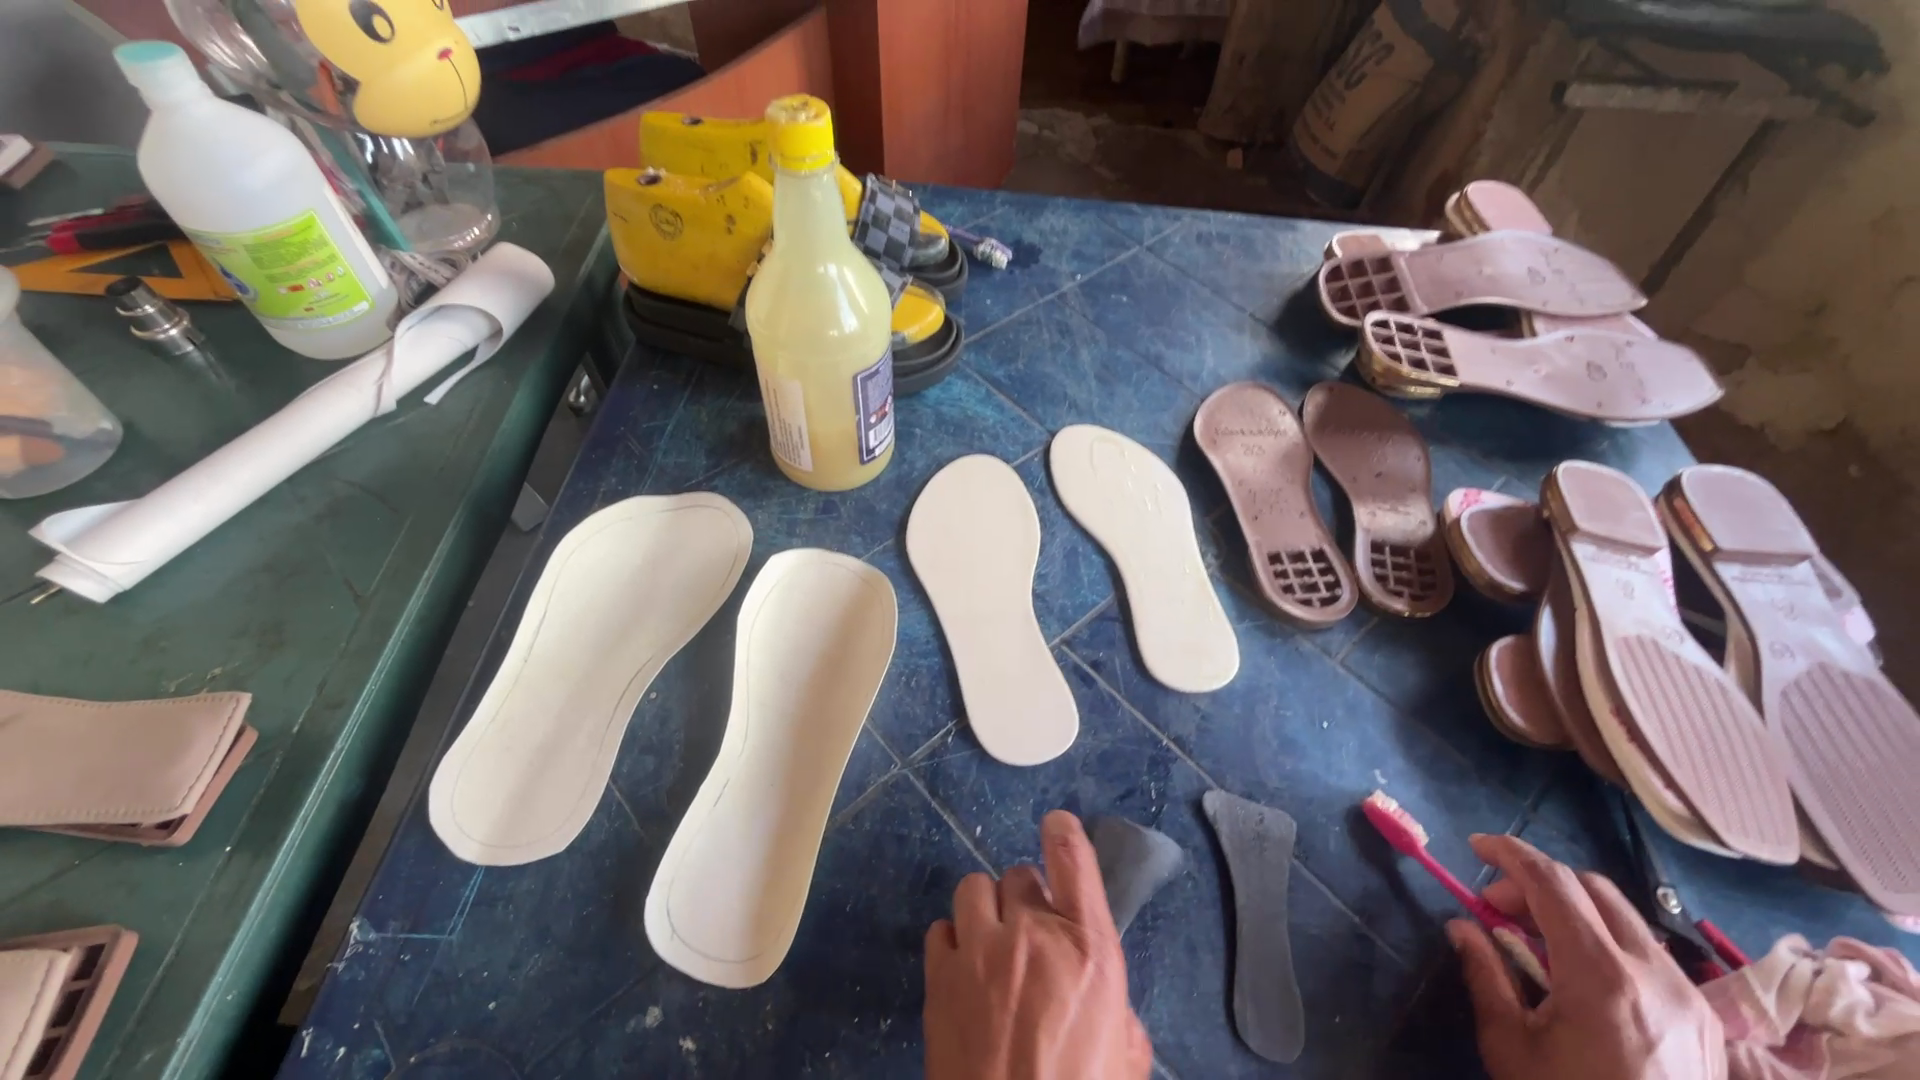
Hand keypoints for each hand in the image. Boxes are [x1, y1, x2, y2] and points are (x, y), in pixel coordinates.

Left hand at [924, 810, 1151, 1079]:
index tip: (1055, 823)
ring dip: (987, 908)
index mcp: (1089, 950)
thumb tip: (1095, 991)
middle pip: (1020, 874)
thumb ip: (1113, 1003)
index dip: (1063, 832)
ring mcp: (981, 951)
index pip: (1074, 861)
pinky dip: (954, 940)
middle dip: (1027, 897)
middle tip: (1031, 931)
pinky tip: (963, 967)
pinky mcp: (940, 975)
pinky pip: (942, 928)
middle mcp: (1033, 936)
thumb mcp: (1125, 1051)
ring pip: (974, 887)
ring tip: (992, 940)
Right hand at [1450, 834, 1727, 1079]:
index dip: (1510, 854)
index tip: (1476, 847)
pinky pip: (1649, 953)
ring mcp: (1689, 997)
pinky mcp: (1706, 1021)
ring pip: (1625, 917)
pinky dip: (1605, 939)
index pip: (1552, 882)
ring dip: (1573, 909)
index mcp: (1601, 975)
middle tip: (1498, 908)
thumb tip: (1462, 927)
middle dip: (1538, 881)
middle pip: (1593, 887)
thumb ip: (1486, 974)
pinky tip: (1579, 975)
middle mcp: (1655, 973)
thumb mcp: (1511, 1045)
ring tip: (1535, 942)